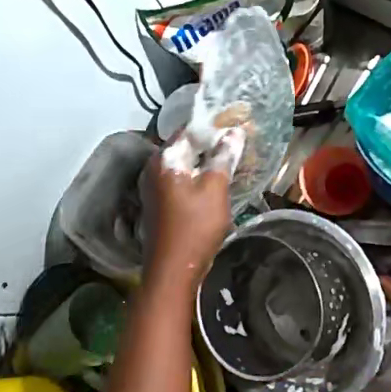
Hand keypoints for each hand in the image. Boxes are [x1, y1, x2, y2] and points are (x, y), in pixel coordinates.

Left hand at [142, 128, 242, 283]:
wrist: (172, 268)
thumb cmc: (194, 226)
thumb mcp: (215, 189)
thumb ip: (223, 158)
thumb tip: (234, 132)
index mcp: (164, 160)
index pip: (188, 130)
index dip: (213, 125)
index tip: (237, 123)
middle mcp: (152, 168)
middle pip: (184, 146)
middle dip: (210, 142)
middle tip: (238, 141)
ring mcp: (152, 186)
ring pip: (182, 164)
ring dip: (204, 161)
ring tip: (231, 159)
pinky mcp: (157, 202)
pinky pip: (179, 180)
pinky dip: (196, 176)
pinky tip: (214, 181)